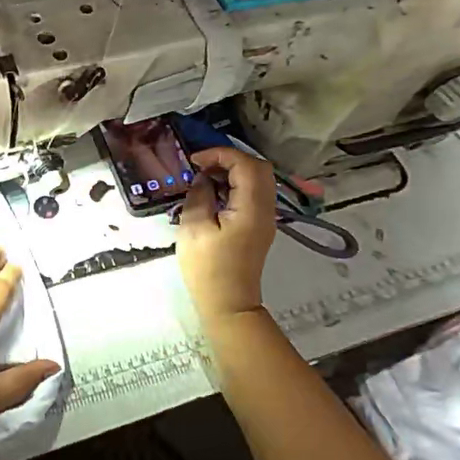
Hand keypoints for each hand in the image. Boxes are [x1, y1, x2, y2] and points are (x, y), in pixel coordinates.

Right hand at [176, 147, 276, 320]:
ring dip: (234, 171)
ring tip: (206, 178)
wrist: (229, 306)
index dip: (220, 154)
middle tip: (203, 166)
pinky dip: (237, 185)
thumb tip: (203, 179)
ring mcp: (266, 218)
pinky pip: (254, 194)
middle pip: (259, 167)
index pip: (245, 164)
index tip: (195, 161)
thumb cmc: (208, 270)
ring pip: (259, 179)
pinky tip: (215, 194)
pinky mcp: (260, 227)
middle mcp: (265, 209)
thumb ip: (199, 196)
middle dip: (230, 159)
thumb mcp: (193, 229)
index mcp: (251, 207)